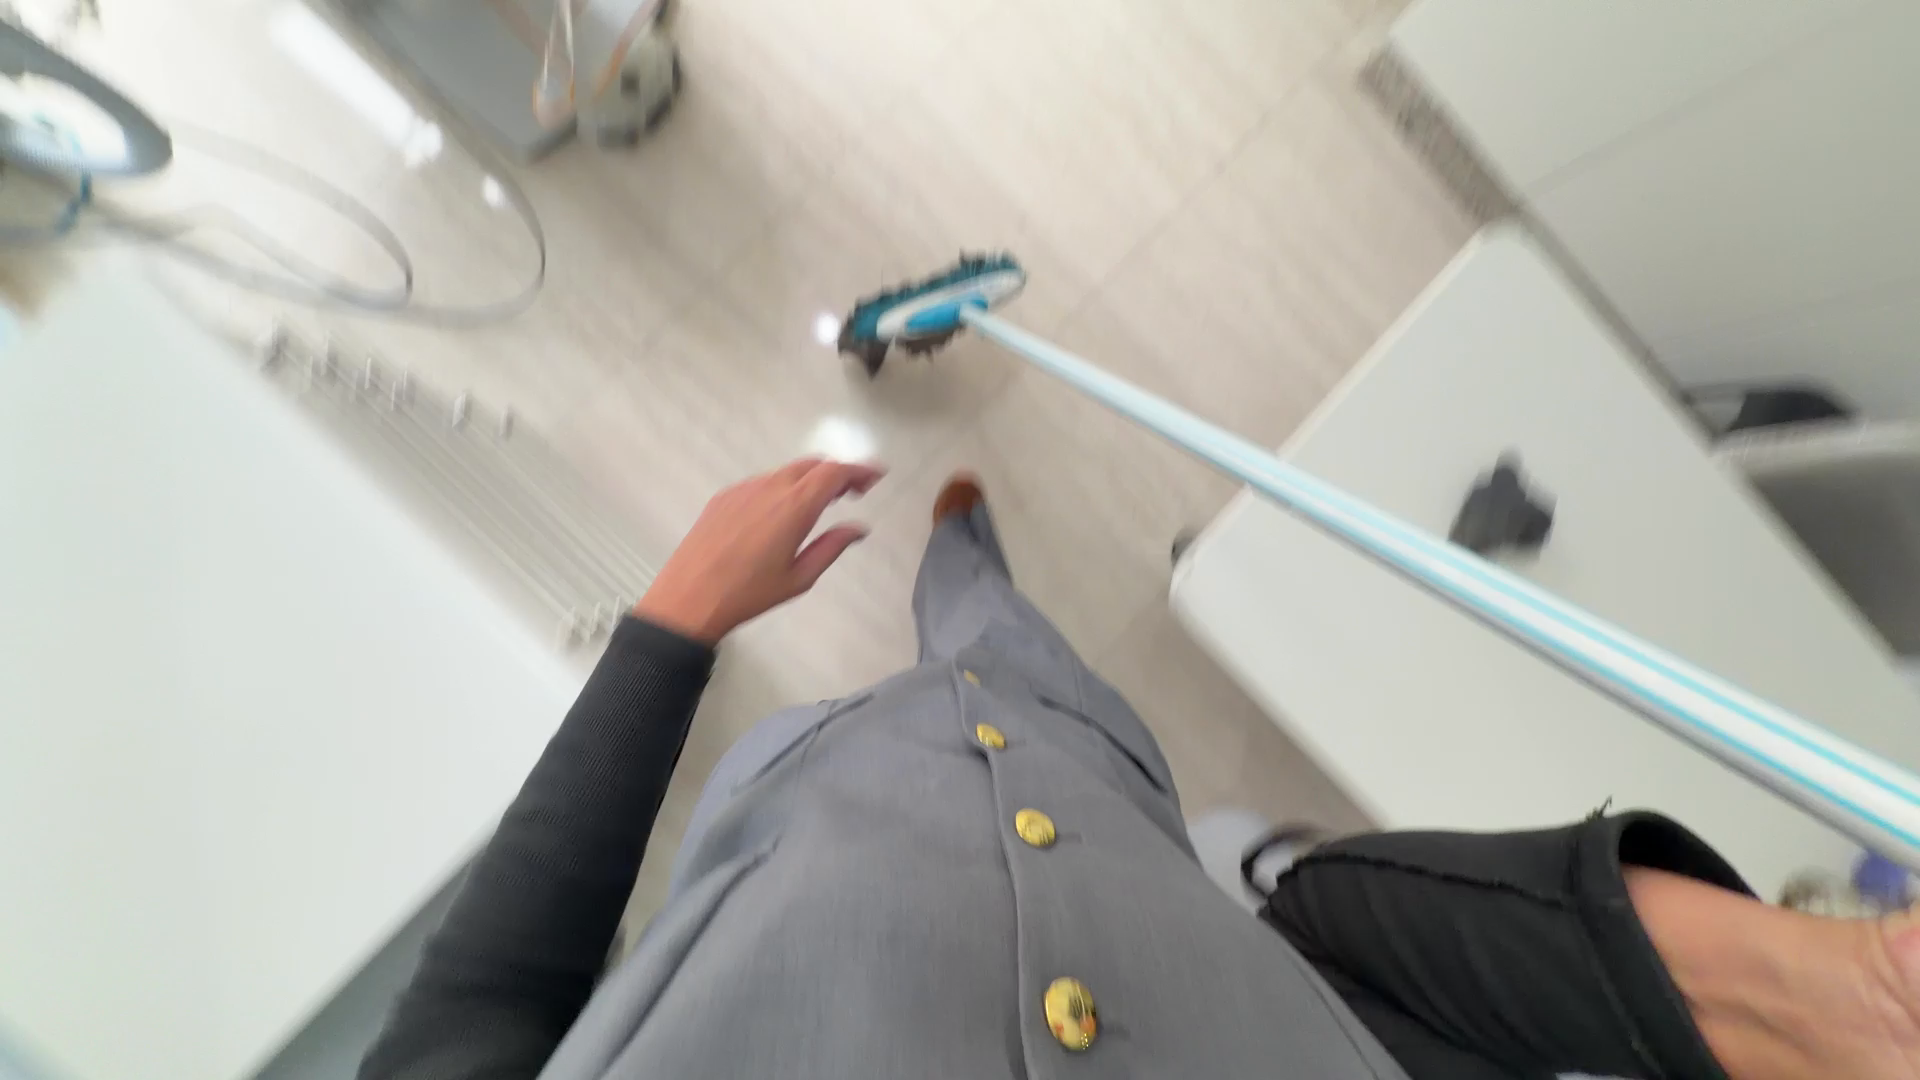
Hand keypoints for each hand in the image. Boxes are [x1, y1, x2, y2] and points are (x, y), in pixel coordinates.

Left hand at [633, 459, 885, 643]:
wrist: (688, 598)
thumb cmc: (750, 593)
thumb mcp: (800, 577)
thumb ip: (832, 547)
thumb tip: (858, 528)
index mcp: (794, 507)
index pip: (834, 473)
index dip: (860, 469)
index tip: (876, 476)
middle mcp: (770, 488)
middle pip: (812, 465)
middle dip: (837, 473)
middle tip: (853, 494)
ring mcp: (744, 488)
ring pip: (787, 472)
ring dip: (809, 480)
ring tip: (819, 506)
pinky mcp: (725, 496)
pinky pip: (763, 482)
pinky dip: (783, 488)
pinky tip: (781, 515)